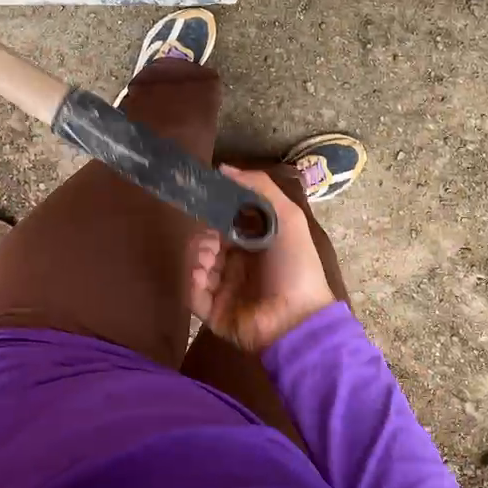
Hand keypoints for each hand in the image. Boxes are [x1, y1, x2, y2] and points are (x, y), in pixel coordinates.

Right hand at [188, 167, 336, 352]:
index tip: (209, 208)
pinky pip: (192, 293)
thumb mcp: (286, 216)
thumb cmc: (294, 265)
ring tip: (209, 261)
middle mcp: (238, 265)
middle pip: (207, 243)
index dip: (215, 215)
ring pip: (197, 265)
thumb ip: (258, 187)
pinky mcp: (213, 313)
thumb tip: (223, 167)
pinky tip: (201, 276)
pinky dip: (191, 282)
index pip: (224, 224)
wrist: (296, 319)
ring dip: (198, 257)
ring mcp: (224, 290)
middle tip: (213, 243)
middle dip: (204, 237)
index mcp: (254, 244)